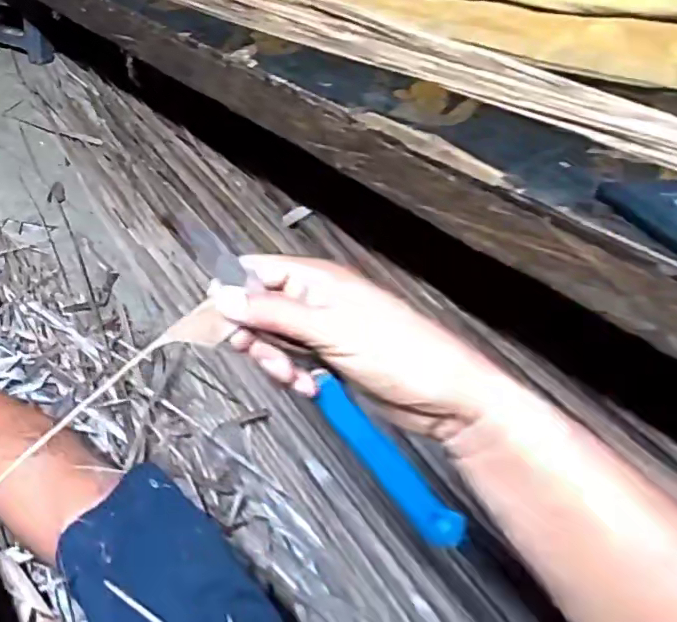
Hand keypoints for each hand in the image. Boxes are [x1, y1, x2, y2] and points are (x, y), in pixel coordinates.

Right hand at [212, 255, 522, 442]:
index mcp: (312, 278)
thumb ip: (270, 311)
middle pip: (254, 307)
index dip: (231, 295)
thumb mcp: (328, 329)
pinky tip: (307, 385)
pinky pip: (288, 358)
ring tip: (291, 375)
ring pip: (268, 336)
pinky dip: (290, 373)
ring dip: (272, 358)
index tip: (223, 322)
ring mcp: (318, 327)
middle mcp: (311, 298)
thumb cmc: (405, 356)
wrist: (457, 405)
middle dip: (252, 334)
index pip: (250, 272)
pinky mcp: (325, 355)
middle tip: (258, 353)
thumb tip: (219, 295)